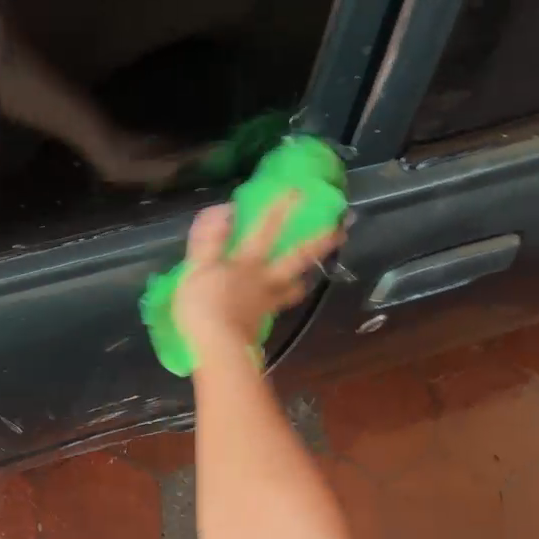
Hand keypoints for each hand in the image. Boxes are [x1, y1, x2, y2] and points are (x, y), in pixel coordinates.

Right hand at [172, 199, 343, 355]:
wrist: (217, 350)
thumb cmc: (203, 308)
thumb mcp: (198, 269)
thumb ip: (210, 240)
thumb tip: (226, 208)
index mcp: (246, 263)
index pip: (264, 230)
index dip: (278, 210)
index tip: (296, 189)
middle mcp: (262, 281)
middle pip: (295, 259)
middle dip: (316, 244)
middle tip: (340, 231)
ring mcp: (264, 306)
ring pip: (290, 289)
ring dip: (301, 281)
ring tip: (310, 277)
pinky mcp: (259, 327)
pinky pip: (275, 311)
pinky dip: (280, 305)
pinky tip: (280, 305)